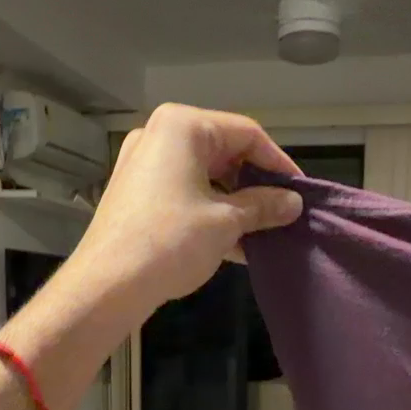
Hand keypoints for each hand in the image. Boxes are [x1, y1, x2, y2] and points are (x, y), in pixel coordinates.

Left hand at [64, 104, 302, 310]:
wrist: (110, 283)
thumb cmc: (171, 242)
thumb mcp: (226, 223)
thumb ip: (263, 207)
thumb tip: (293, 203)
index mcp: (183, 126)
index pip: (247, 134)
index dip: (279, 164)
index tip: (300, 192)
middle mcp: (160, 135)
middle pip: (224, 152)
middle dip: (255, 185)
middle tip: (282, 213)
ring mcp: (144, 165)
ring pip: (205, 176)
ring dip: (235, 203)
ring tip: (262, 233)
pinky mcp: (136, 194)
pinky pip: (185, 194)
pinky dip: (211, 212)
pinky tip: (234, 243)